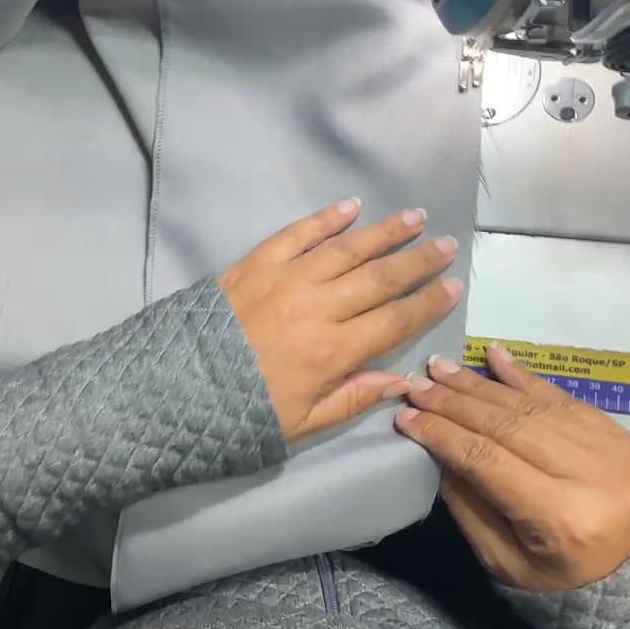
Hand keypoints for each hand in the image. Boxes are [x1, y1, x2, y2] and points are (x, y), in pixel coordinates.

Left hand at [219, 198, 461, 442]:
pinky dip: (325, 218)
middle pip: (380, 279)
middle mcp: (318, 307)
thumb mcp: (301, 422)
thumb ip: (353, 399)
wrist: (177, 384)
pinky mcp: (256, 262)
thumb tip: (402, 383)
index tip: (452, 287)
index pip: (396, 321)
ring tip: (414, 218)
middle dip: (418, 262)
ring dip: (384, 232)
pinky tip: (350, 206)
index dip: (428, 304)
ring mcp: (287, 278)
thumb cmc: (241, 408)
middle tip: (446, 245)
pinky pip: (298, 233)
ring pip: (347, 249)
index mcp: (333, 351)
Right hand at [395, 346, 629, 589]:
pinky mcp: (618, 434)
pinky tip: (494, 355)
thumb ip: (468, 504)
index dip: (441, 434)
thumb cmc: (563, 577)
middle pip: (505, 426)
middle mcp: (589, 476)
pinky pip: (561, 396)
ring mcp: (609, 450)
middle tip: (414, 383)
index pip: (486, 460)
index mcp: (561, 518)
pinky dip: (523, 375)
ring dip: (478, 383)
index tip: (404, 416)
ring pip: (529, 406)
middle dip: (452, 402)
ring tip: (439, 366)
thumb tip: (434, 451)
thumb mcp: (505, 560)